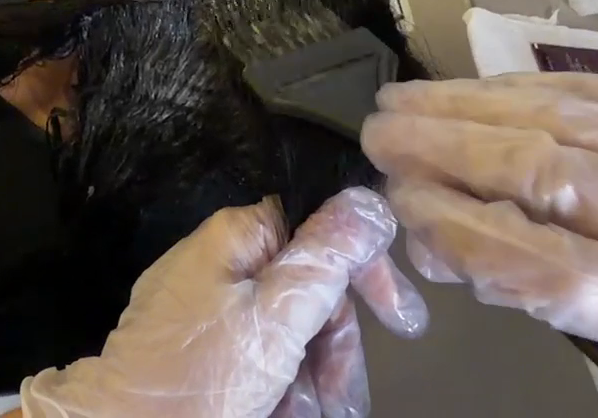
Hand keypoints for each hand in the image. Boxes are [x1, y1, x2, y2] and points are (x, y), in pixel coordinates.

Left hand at [19, 187, 428, 417]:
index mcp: (236, 234)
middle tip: (342, 396)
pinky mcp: (197, 341)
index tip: (400, 319)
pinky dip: (278, 384)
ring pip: (283, 326)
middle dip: (334, 342)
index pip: (315, 226)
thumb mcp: (278, 315)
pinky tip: (284, 411)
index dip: (361, 268)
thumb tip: (366, 200)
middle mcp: (221, 258)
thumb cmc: (207, 369)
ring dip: (311, 374)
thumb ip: (324, 258)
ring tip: (306, 411)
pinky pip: (253, 350)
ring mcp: (205, 301)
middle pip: (303, 285)